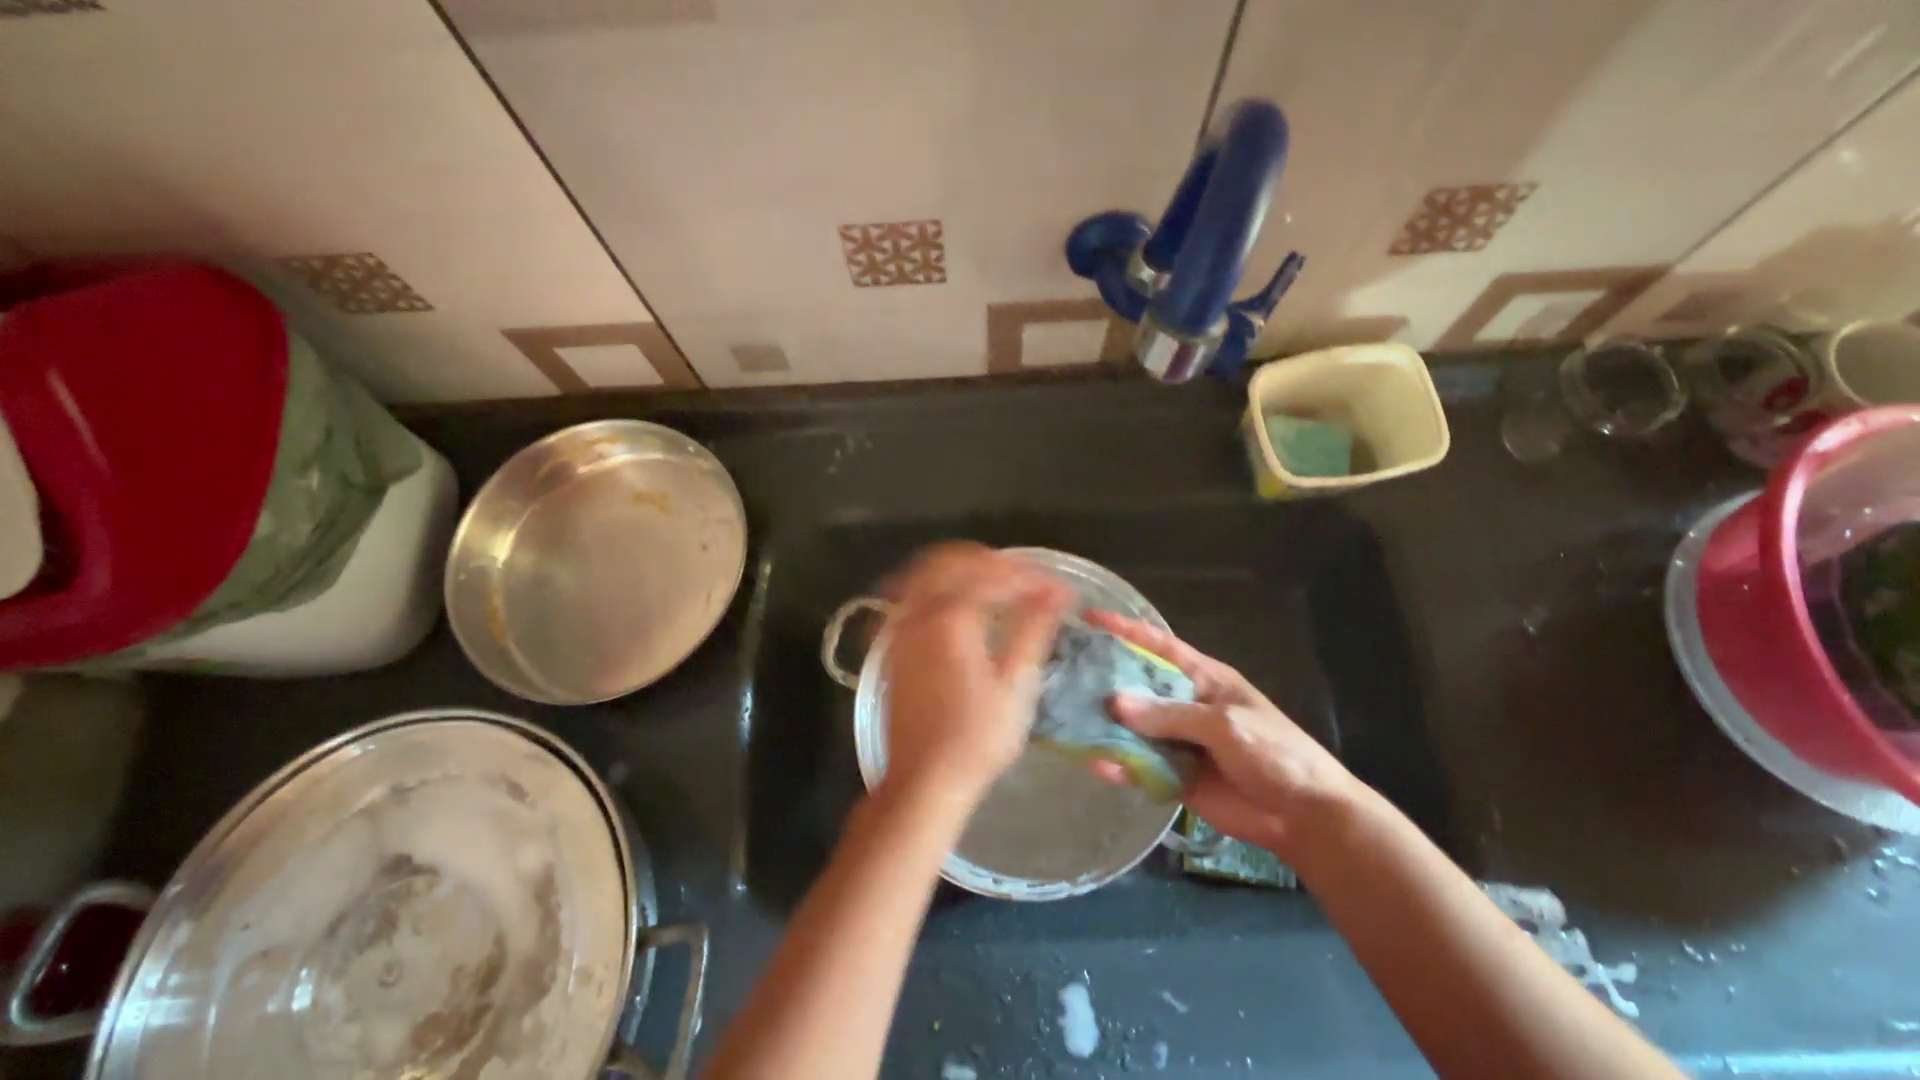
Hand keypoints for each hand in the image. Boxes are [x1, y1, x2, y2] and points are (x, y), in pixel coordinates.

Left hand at [879, 543, 1074, 805]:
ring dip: (959, 570)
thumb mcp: (1016, 683)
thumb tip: (1058, 591)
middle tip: (1024, 577)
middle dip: (990, 561)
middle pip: (951, 561)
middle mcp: (918, 612)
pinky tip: (953, 607)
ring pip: (924, 575)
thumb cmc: (977, 738)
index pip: (994, 575)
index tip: (1058, 588)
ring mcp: (898, 629)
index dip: (1030, 576)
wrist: (924, 780)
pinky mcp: (890, 648)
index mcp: (952, 617)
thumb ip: (1034, 628)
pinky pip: (907, 598)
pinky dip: (933, 590)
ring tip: (993, 586)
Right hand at [1082, 611, 1368, 859]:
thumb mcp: (1224, 725)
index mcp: (1205, 680)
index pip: (1160, 647)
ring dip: (1104, 726)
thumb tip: (1113, 703)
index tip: (1090, 618)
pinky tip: (1097, 764)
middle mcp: (1186, 705)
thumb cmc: (1274, 753)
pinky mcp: (1175, 777)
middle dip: (1103, 680)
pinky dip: (1119, 766)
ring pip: (1133, 728)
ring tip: (1066, 721)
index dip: (1126, 630)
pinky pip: (1140, 767)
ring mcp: (1179, 742)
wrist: (1304, 814)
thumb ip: (1169, 715)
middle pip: (1137, 687)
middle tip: (1062, 673)